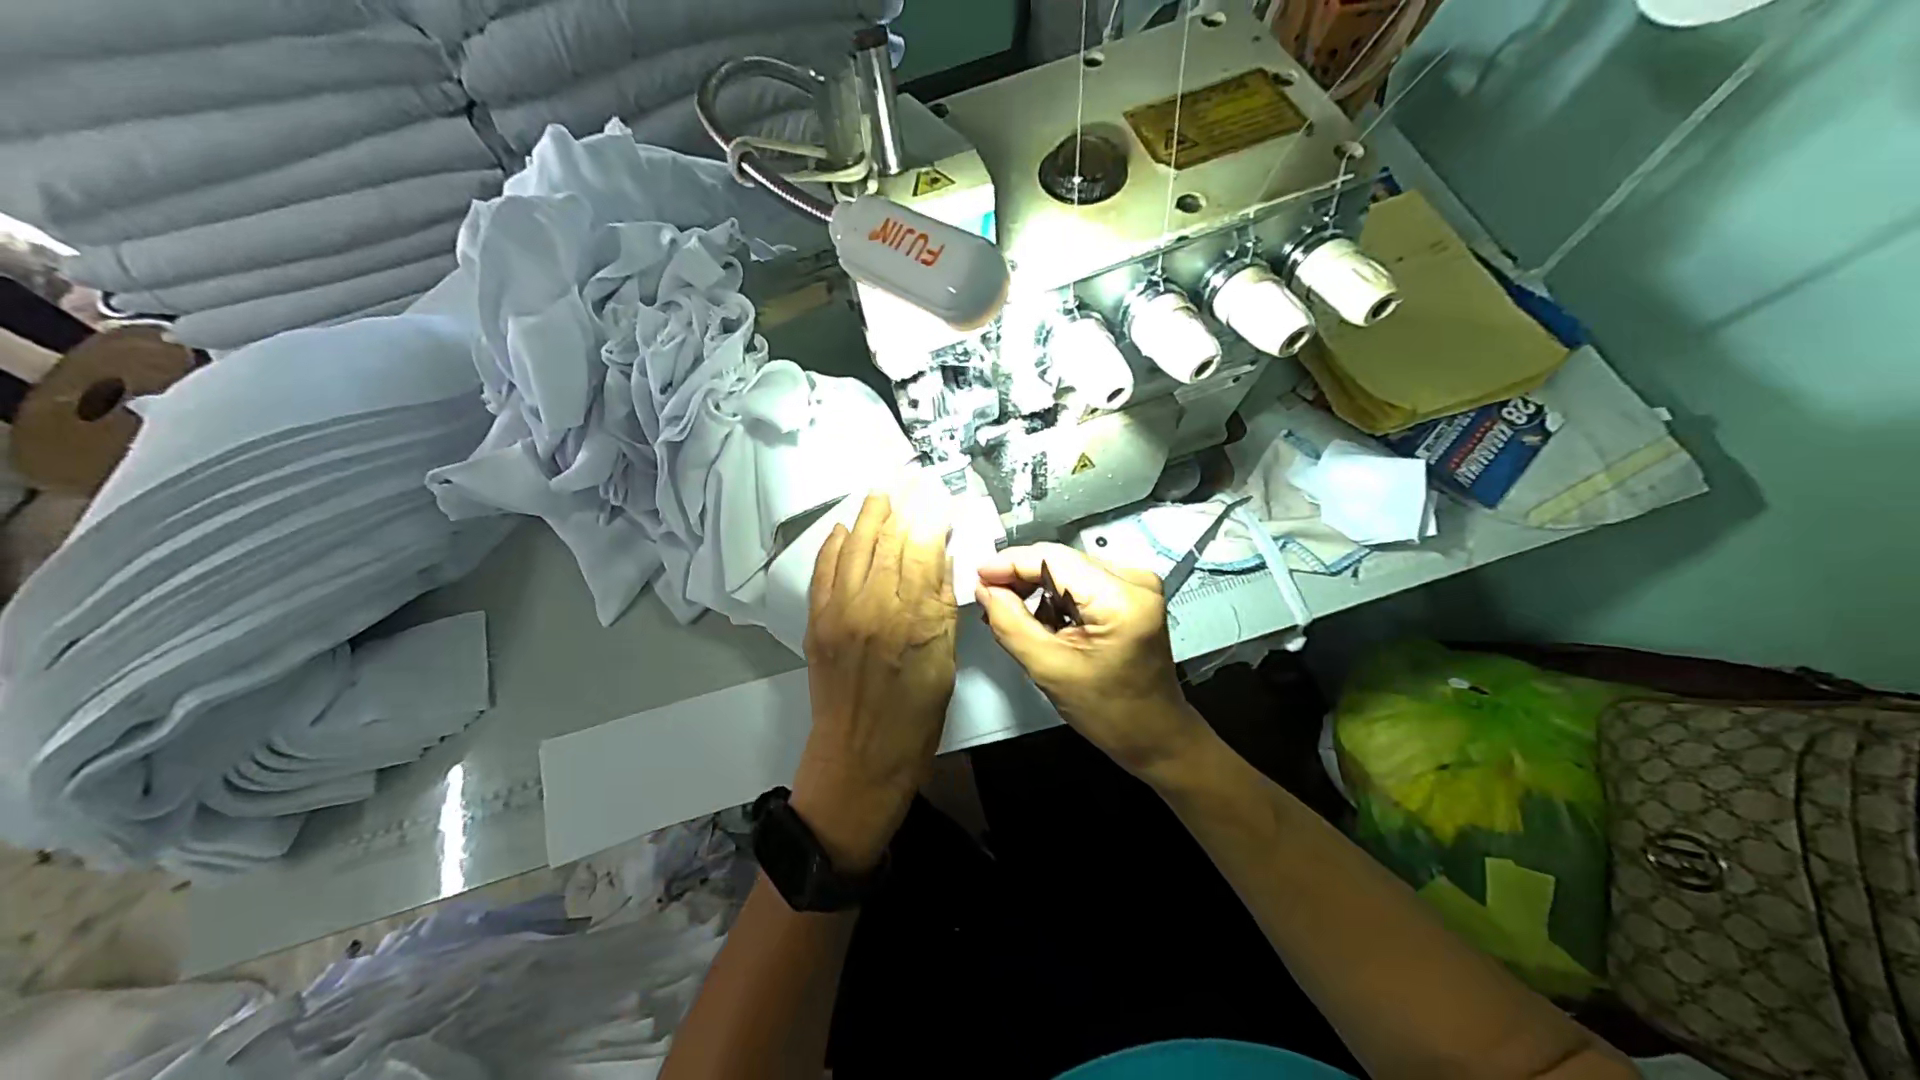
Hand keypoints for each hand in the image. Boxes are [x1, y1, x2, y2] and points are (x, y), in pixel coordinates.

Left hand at [794, 492, 957, 874]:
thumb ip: (942, 609)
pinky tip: (843, 529)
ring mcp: (840, 613)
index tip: (938, 501)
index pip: (923, 552)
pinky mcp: (817, 624)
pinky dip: (832, 548)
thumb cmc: (915, 721)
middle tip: (909, 482)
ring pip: (855, 550)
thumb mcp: (945, 663)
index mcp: (914, 620)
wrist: (859, 759)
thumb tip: (941, 564)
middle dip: (901, 510)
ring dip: (867, 518)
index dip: (931, 522)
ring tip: (878, 494)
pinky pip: (824, 573)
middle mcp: (875, 607)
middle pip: (888, 543)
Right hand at [974, 543, 1214, 784]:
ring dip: (1035, 587)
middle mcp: (1135, 580)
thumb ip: (1011, 623)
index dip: (1010, 564)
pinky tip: (1036, 617)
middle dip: (1021, 577)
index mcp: (1121, 599)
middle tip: (988, 599)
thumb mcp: (1049, 669)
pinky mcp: (1131, 592)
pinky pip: (1081, 580)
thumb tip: (985, 589)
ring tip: (1008, 612)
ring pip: (1068, 568)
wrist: (1154, 733)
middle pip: (1061, 560)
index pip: (1053, 559)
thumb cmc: (1109, 712)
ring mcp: (1136, 584)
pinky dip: (1055, 595)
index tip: (978, 576)